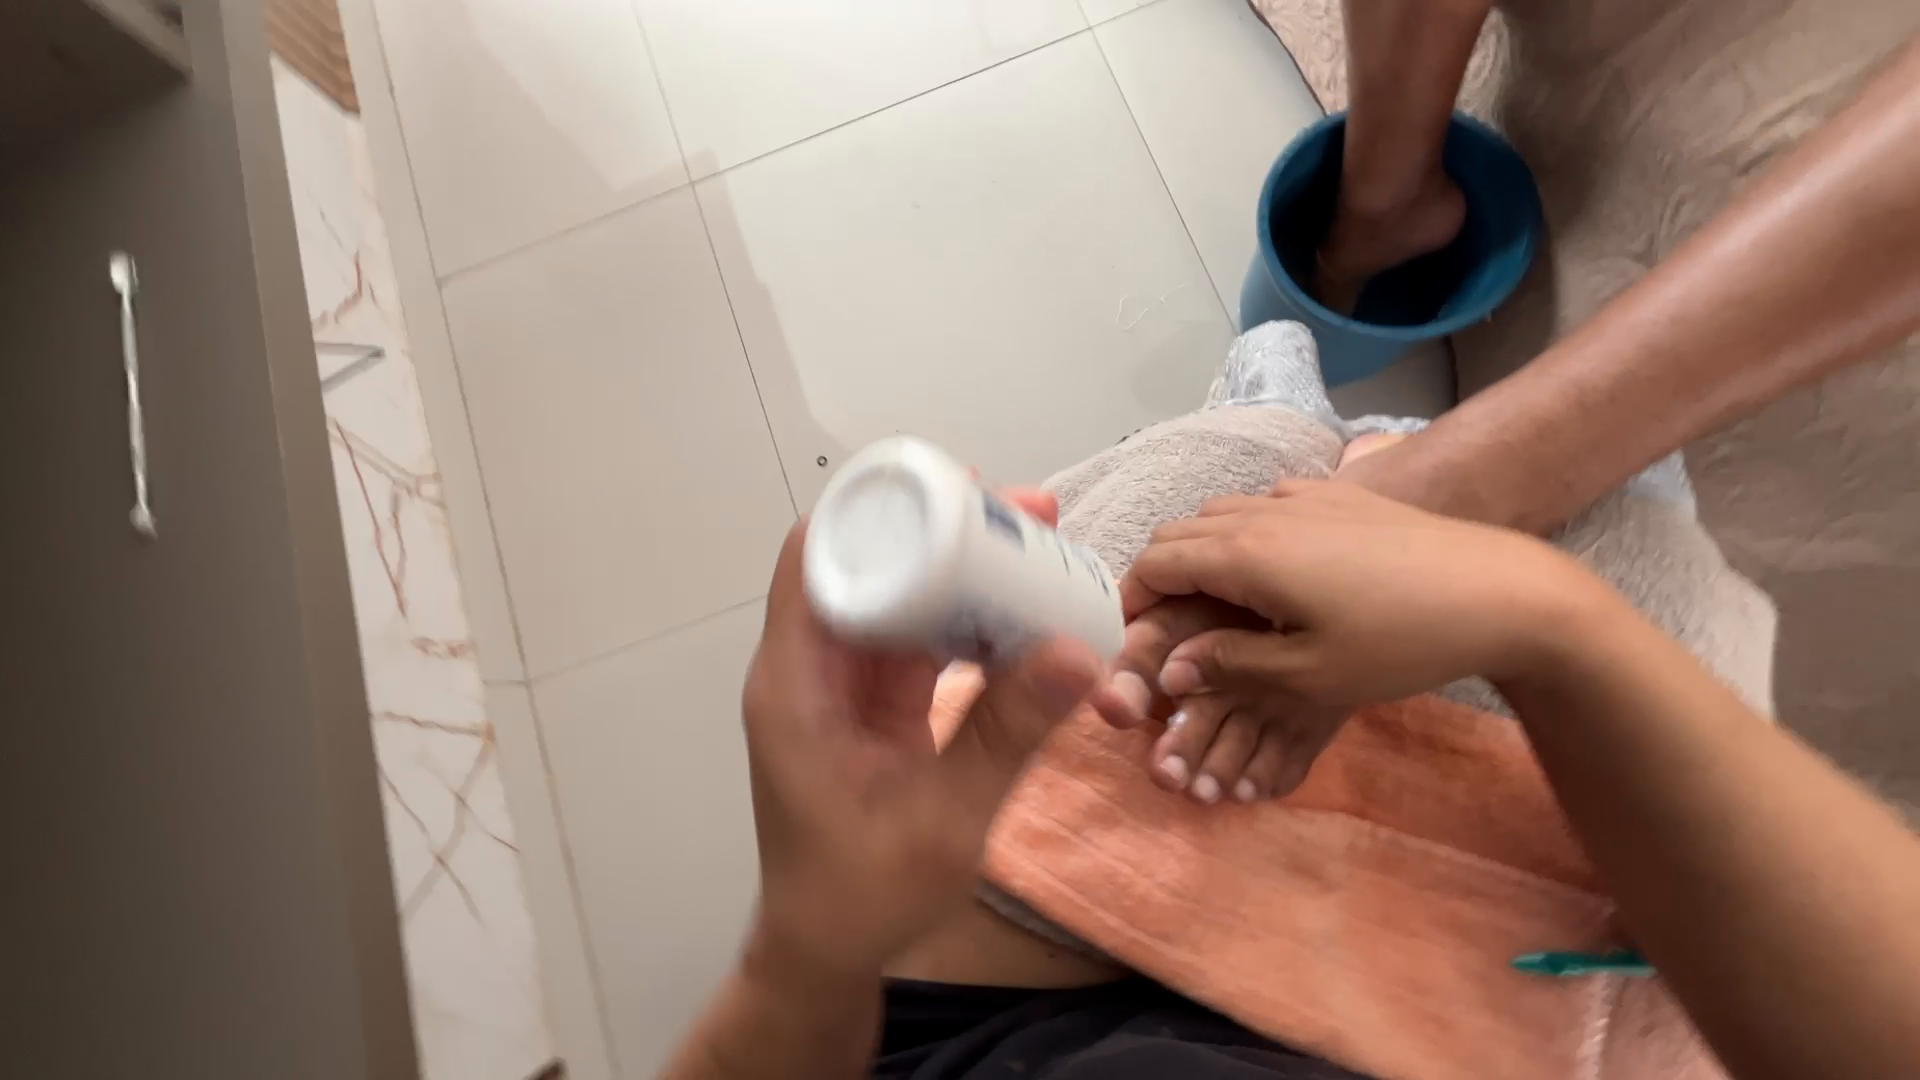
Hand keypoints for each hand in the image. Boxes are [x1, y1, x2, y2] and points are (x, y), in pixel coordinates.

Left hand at [740, 492, 1101, 984]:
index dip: (876, 515)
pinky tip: (1017, 610)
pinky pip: (920, 636)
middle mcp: (813, 666)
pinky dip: (966, 618)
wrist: (828, 948)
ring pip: (900, 596)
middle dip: (939, 533)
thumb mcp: (942, 821)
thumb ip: (1005, 736)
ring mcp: (846, 681)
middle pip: (868, 566)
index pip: (815, 560)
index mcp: (796, 683)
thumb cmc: (860, 895)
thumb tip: (1079, 652)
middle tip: (1019, 512)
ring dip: (960, 571)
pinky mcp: (876, 699)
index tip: (953, 492)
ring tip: (1032, 546)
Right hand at [1118, 481, 1594, 710]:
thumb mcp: (1308, 675)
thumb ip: (1227, 665)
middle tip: (1164, 623)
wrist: (1505, 593)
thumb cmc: (1400, 642)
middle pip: (1176, 533)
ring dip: (1196, 551)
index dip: (1130, 599)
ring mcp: (1299, 497)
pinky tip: (1272, 562)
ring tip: (1212, 597)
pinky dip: (1240, 531)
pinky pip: (1261, 503)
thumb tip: (1170, 669)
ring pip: (1217, 514)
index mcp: (1243, 555)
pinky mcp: (1336, 493)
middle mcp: (1259, 514)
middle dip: (1156, 575)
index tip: (1131, 637)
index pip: (1154, 564)